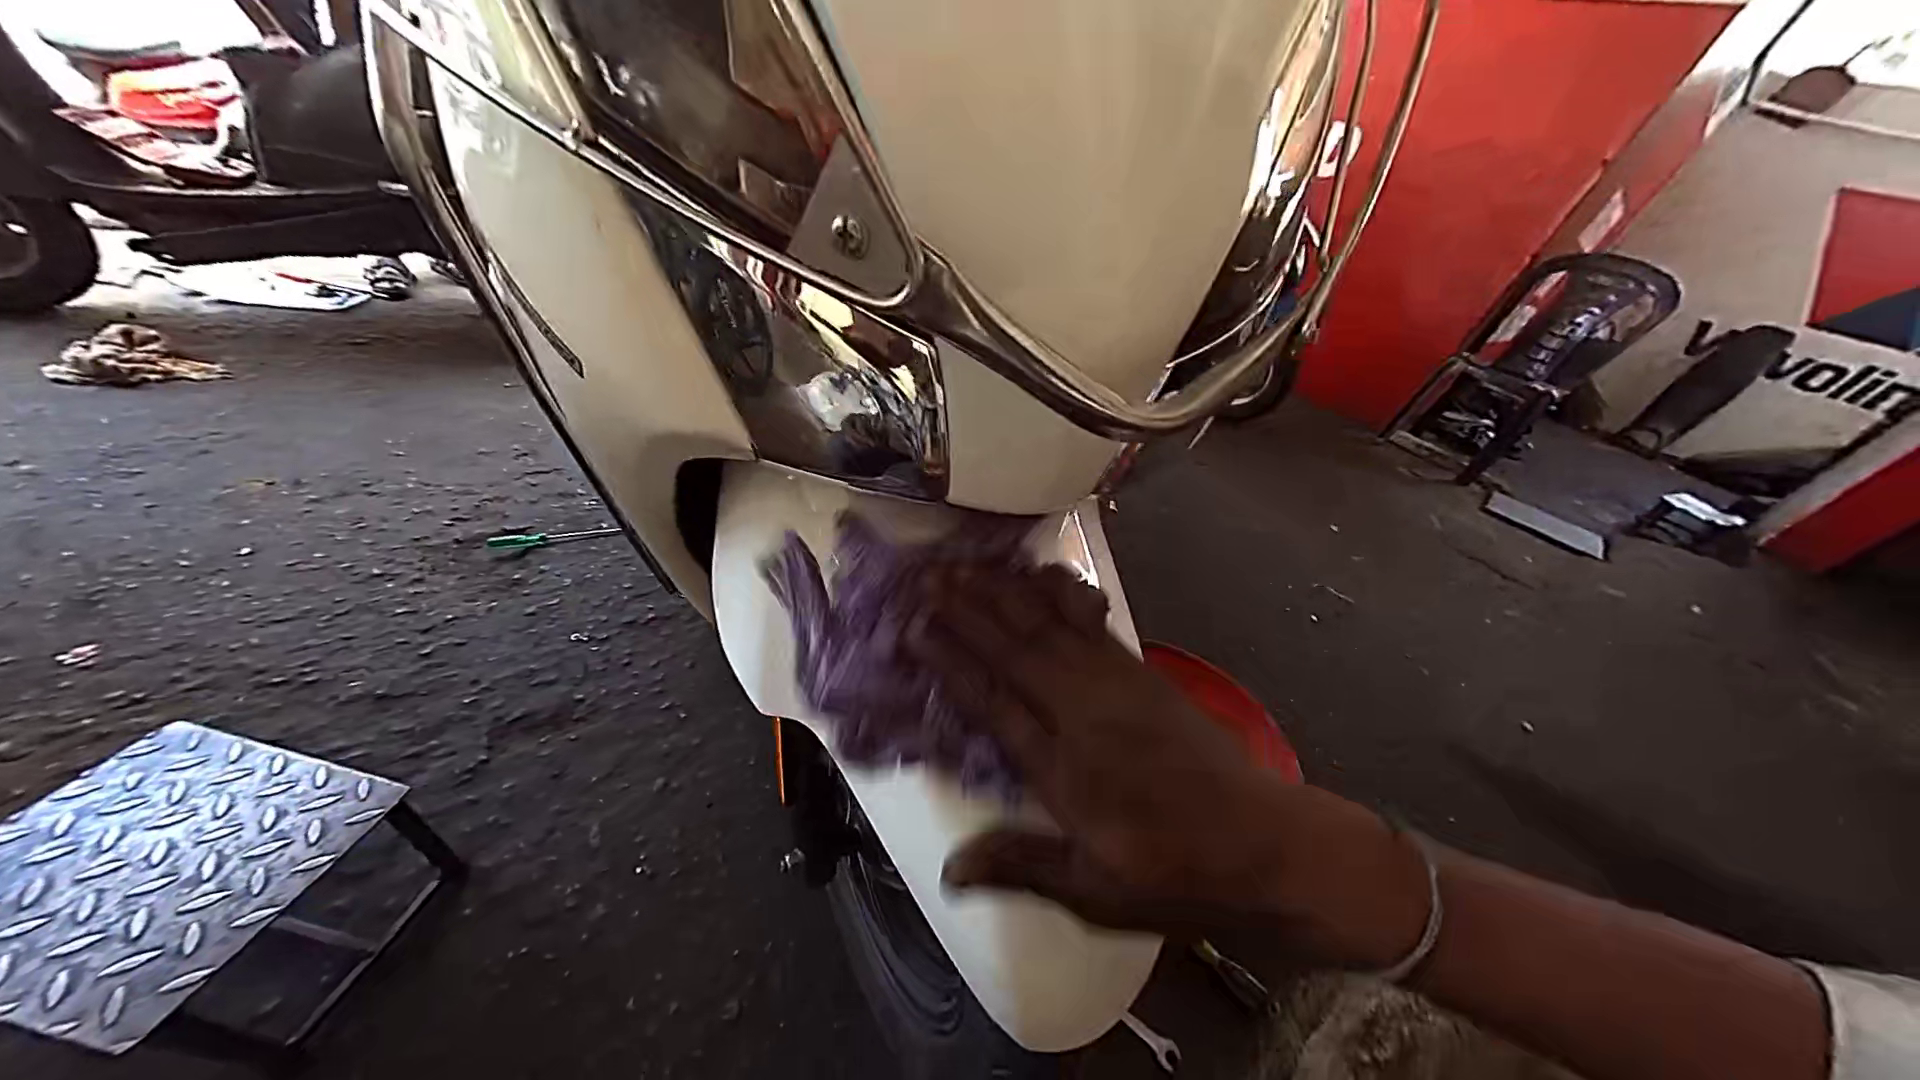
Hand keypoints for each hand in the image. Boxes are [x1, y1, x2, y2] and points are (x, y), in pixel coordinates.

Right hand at [907, 564, 1431, 966]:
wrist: (1268, 845)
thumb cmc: (1177, 873)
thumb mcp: (1096, 893)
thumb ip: (1022, 867)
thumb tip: (949, 869)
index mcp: (1064, 767)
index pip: (994, 701)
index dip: (952, 661)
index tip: (917, 628)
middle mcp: (1083, 712)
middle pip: (1015, 649)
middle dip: (967, 609)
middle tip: (927, 576)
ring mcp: (1115, 684)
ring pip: (1048, 625)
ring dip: (1003, 592)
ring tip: (967, 564)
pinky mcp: (1139, 671)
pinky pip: (1090, 620)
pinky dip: (1059, 591)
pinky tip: (1040, 571)